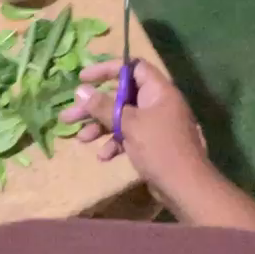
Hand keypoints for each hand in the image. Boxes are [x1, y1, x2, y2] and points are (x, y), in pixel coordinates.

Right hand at [60, 60, 207, 187]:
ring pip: (121, 118)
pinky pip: (128, 135)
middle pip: (120, 96)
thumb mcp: (128, 123)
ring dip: (99, 126)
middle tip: (69, 114)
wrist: (185, 186)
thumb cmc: (159, 147)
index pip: (132, 67)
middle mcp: (156, 103)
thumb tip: (81, 90)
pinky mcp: (151, 143)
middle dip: (94, 106)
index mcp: (157, 90)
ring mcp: (154, 124)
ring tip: (79, 138)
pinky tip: (103, 156)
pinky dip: (114, 143)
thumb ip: (103, 106)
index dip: (107, 69)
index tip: (84, 78)